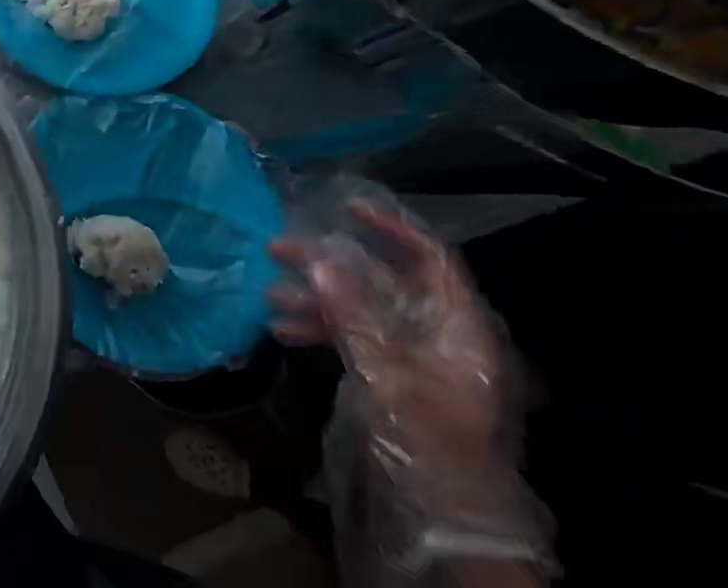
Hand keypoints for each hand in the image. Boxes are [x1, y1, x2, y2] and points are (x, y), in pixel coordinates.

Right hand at [270, 202, 511, 514]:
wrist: (448, 519)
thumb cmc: (429, 441)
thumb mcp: (389, 377)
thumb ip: (354, 317)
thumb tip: (319, 260)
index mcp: (457, 327)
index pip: (430, 259)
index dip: (392, 228)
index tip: (345, 208)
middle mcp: (436, 332)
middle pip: (382, 280)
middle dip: (330, 264)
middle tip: (278, 249)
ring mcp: (411, 355)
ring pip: (359, 309)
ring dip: (316, 298)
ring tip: (269, 294)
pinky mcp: (389, 375)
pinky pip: (351, 337)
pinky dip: (319, 329)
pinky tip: (282, 331)